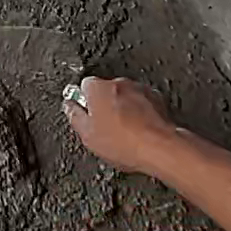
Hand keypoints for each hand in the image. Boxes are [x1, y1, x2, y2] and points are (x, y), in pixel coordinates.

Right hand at [64, 76, 178, 175]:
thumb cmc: (124, 142)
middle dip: (105, 105)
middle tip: (105, 128)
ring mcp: (139, 89)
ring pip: (125, 97)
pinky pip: (142, 104)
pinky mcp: (157, 99)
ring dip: (124, 109)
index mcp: (97, 88)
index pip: (84, 86)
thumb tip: (69, 106)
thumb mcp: (88, 135)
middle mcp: (118, 83)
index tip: (86, 115)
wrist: (160, 148)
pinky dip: (140, 113)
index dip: (84, 101)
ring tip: (125, 133)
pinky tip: (139, 132)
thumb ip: (74, 116)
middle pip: (105, 90)